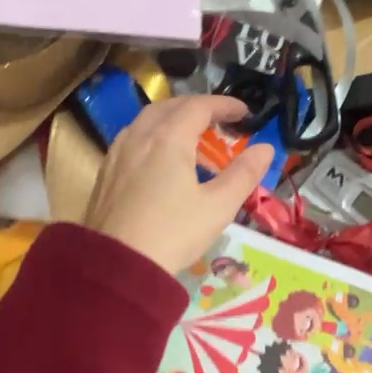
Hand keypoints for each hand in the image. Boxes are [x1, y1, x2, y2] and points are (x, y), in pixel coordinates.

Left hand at [83, 95, 273, 273]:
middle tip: (218, 123)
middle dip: (197, 109)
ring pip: (147, 122)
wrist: (118, 266)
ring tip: (191, 143)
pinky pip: (133, 141)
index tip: (244, 113)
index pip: (199, 107)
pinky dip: (153, 139)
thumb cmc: (173, 234)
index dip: (224, 105)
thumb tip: (265, 148)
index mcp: (169, 139)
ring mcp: (118, 154)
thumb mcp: (218, 207)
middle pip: (170, 108)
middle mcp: (140, 136)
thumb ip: (243, 174)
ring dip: (172, 122)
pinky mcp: (106, 173)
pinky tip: (160, 163)